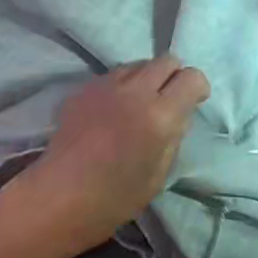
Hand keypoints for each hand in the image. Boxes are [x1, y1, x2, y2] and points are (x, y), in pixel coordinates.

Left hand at [1, 55, 209, 256]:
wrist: (61, 195)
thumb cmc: (115, 197)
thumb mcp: (159, 173)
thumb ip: (174, 136)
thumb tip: (179, 114)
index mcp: (159, 115)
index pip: (191, 77)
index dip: (197, 88)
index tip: (193, 103)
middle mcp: (134, 91)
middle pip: (165, 61)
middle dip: (173, 76)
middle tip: (168, 100)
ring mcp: (105, 85)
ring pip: (137, 64)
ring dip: (145, 78)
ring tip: (137, 105)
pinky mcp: (83, 88)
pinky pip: (112, 76)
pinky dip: (120, 87)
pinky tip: (111, 112)